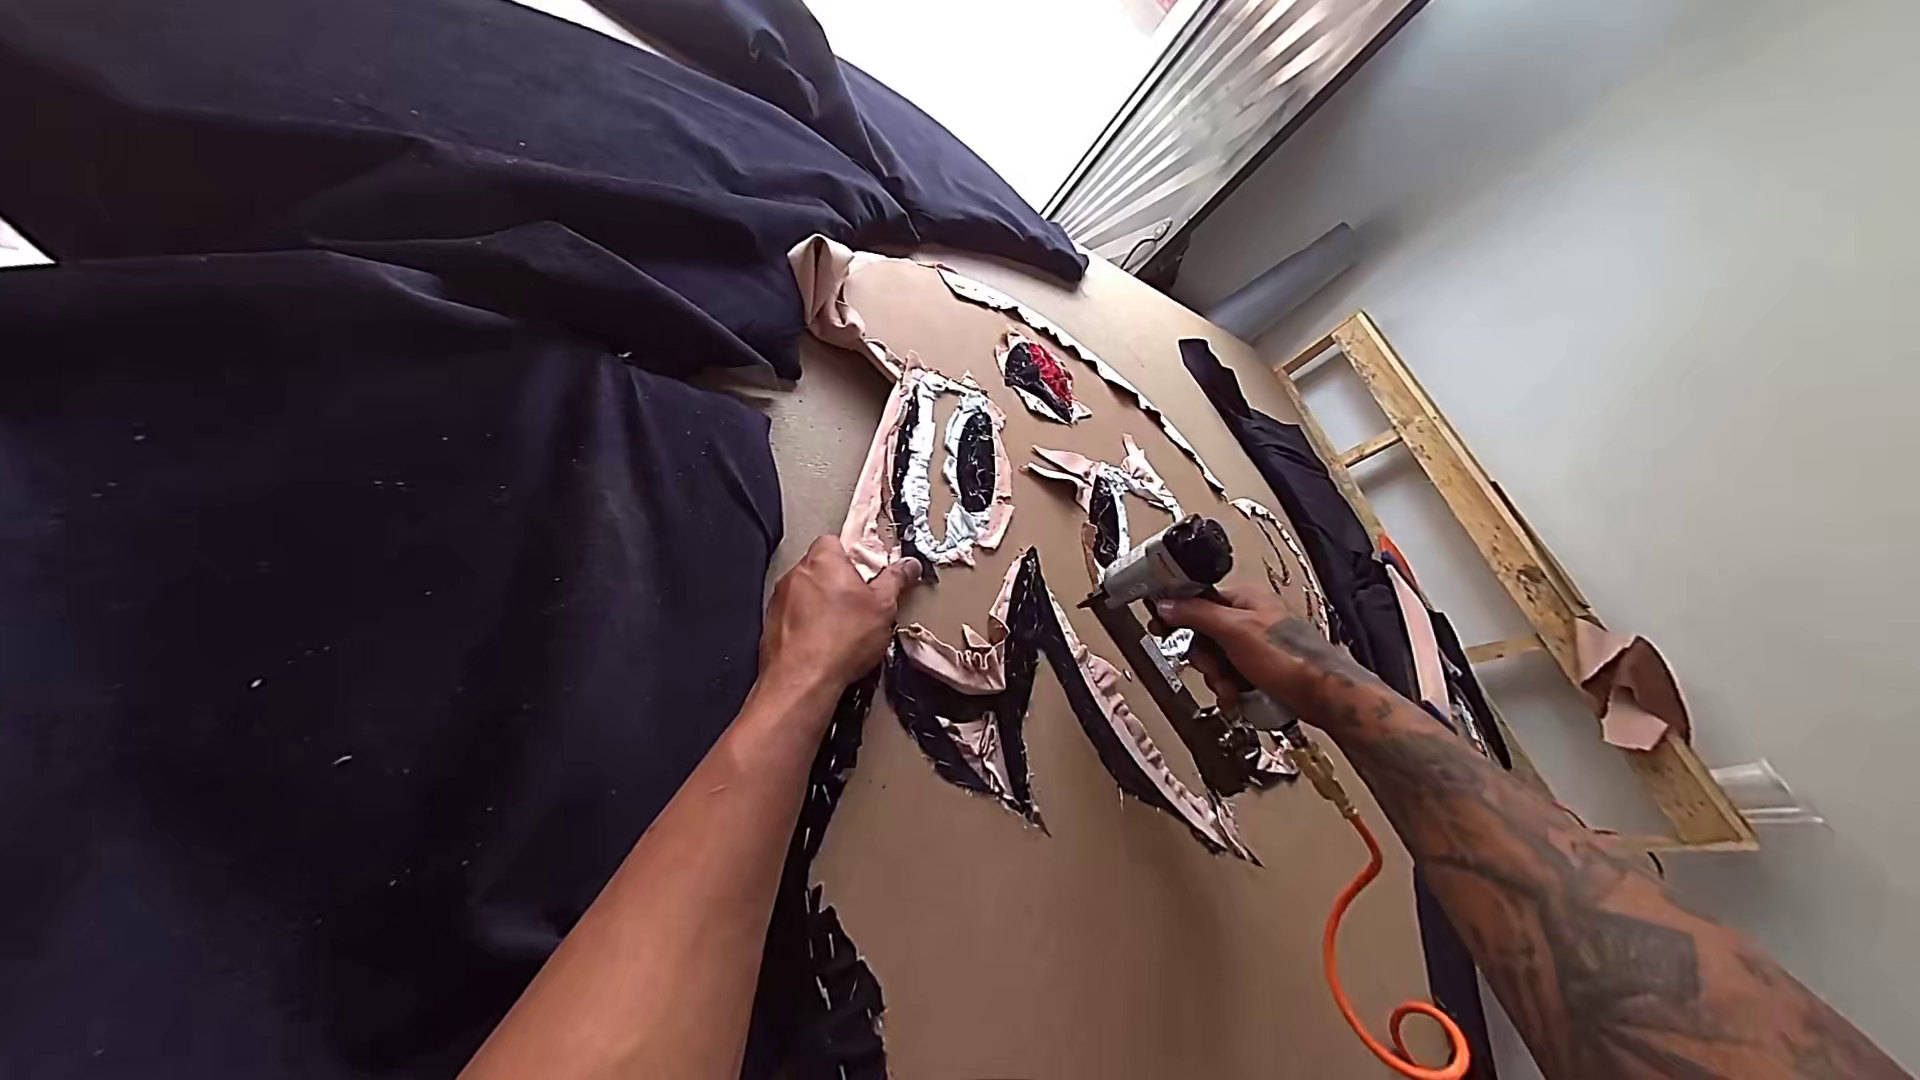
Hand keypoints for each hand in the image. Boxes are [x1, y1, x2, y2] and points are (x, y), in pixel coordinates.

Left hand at [760, 536, 920, 698]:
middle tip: (860, 603)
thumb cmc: (841, 639)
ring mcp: (779, 600)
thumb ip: (896, 581)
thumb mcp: (883, 607)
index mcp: (823, 560)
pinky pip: (793, 615)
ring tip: (842, 628)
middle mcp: (796, 574)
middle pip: (820, 567)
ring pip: (806, 592)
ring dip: (821, 604)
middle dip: (838, 582)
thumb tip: (908, 566)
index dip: (852, 557)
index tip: (868, 574)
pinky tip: (824, 643)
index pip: (834, 541)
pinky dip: (807, 624)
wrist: (802, 681)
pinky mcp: (770, 624)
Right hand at [1156, 585, 1377, 732]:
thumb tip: (1167, 605)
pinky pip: (1228, 674)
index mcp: (1244, 598)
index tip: (1162, 628)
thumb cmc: (1293, 659)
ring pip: (1214, 658)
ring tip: (1230, 685)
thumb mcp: (1235, 631)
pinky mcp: (1257, 667)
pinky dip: (1228, 687)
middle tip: (1212, 665)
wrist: (1326, 698)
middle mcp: (1248, 618)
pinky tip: (1237, 694)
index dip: (1178, 615)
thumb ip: (1196, 614)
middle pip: (1202, 633)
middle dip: (1204, 657)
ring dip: (1217, 676)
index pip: (1196, 599)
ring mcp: (1253, 644)